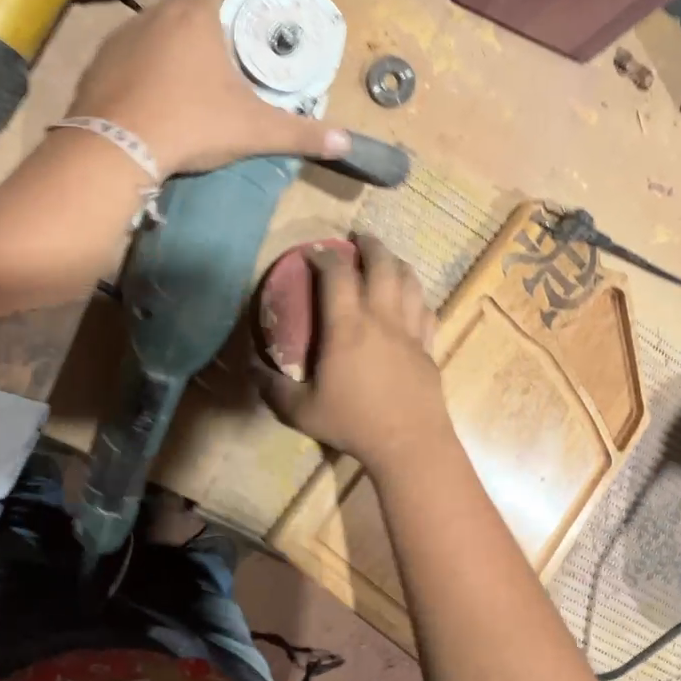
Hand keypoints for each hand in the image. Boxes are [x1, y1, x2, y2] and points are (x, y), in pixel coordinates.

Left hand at [72, 0, 351, 174]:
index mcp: (197, 14)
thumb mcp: (255, 130)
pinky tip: (154, 101)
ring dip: (174, 52)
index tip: (250, 40)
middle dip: (208, 33)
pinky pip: (129, 58)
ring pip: (157, 33)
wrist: (114, 150)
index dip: (239, 11)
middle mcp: (156, 13)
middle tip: (227, 67)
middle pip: (189, 10)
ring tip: (191, 86)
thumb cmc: (192, 124)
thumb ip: (302, 133)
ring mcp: (120, 36)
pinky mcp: (96, 63)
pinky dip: (145, 72)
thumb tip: (346, 143)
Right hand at [258, 235, 455, 471]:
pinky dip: (417, 296)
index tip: (314, 252)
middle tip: (359, 238)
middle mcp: (382, 318)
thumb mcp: (301, 411)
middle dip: (371, 245)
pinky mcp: (428, 346)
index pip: (337, 275)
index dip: (324, 256)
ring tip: (388, 259)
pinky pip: (426, 309)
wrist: (409, 442)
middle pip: (382, 265)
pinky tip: (412, 299)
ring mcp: (410, 330)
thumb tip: (251, 369)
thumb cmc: (354, 423)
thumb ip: (273, 389)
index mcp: (348, 327)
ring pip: (409, 281)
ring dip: (397, 263)